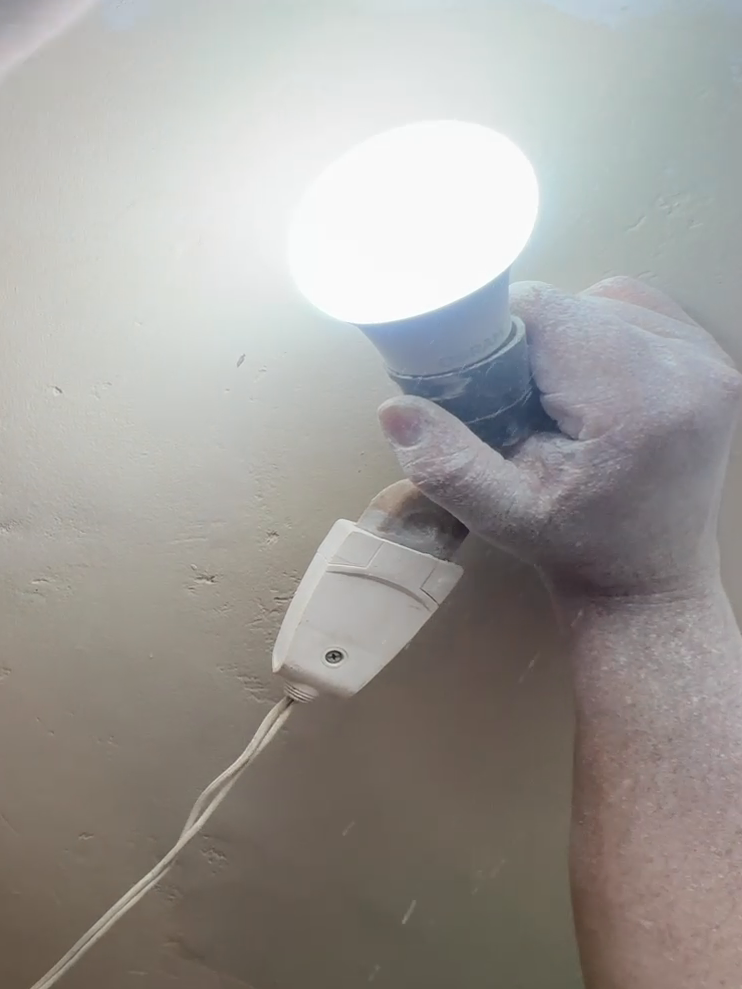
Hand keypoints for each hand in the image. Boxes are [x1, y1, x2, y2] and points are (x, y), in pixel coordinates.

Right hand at [379, 277, 741, 600]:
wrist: (641, 569)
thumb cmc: (567, 540)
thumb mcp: (493, 512)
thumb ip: (444, 462)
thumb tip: (394, 407)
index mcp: (639, 402)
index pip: (547, 312)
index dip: (487, 329)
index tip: (459, 373)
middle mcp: (690, 368)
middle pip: (572, 305)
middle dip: (515, 338)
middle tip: (489, 395)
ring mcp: (710, 360)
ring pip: (602, 301)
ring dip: (550, 334)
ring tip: (530, 390)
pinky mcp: (710, 361)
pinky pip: (635, 311)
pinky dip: (587, 331)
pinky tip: (568, 378)